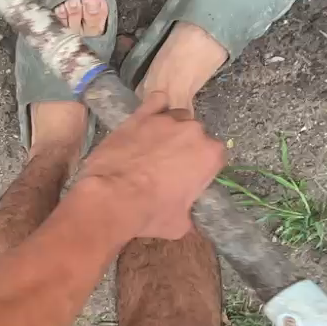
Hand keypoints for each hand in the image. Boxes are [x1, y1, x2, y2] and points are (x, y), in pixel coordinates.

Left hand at [71, 96, 224, 240]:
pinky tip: (148, 118)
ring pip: (176, 117)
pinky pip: (155, 101)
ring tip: (152, 146)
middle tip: (165, 166)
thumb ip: (189, 214)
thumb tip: (187, 221)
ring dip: (169, 129)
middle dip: (184, 147)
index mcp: (210, 155)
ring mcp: (165, 120)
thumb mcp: (179, 224)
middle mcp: (193, 131)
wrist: (112, 197)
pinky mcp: (139, 116)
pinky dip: (155, 107)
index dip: (201, 166)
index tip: (187, 177)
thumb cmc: (149, 213)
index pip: (215, 155)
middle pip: (195, 134)